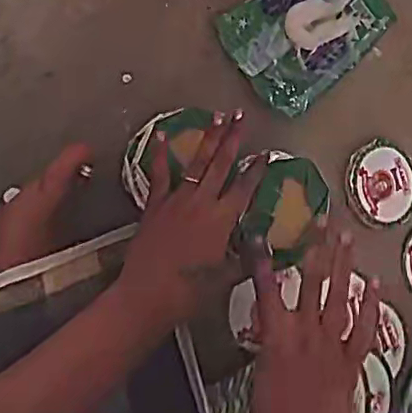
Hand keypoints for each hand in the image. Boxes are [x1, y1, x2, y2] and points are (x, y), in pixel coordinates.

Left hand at [113, 111, 262, 330]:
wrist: (146, 296)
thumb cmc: (189, 293)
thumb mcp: (225, 278)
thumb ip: (244, 258)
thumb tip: (262, 245)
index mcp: (223, 218)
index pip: (245, 187)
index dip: (257, 169)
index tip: (266, 153)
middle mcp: (203, 201)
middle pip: (222, 163)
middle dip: (234, 137)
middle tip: (241, 116)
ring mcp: (178, 199)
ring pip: (198, 162)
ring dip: (209, 137)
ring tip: (218, 116)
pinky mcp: (155, 204)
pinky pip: (159, 174)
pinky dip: (161, 154)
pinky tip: (163, 135)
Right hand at [251, 224, 378, 412]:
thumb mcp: (259, 377)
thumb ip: (268, 341)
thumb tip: (269, 321)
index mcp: (276, 339)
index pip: (266, 289)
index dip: (262, 261)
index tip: (260, 237)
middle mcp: (306, 334)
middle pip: (311, 281)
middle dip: (315, 247)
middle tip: (321, 220)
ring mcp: (331, 346)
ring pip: (338, 295)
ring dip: (343, 264)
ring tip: (346, 237)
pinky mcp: (351, 362)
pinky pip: (364, 328)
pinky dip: (371, 305)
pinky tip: (375, 283)